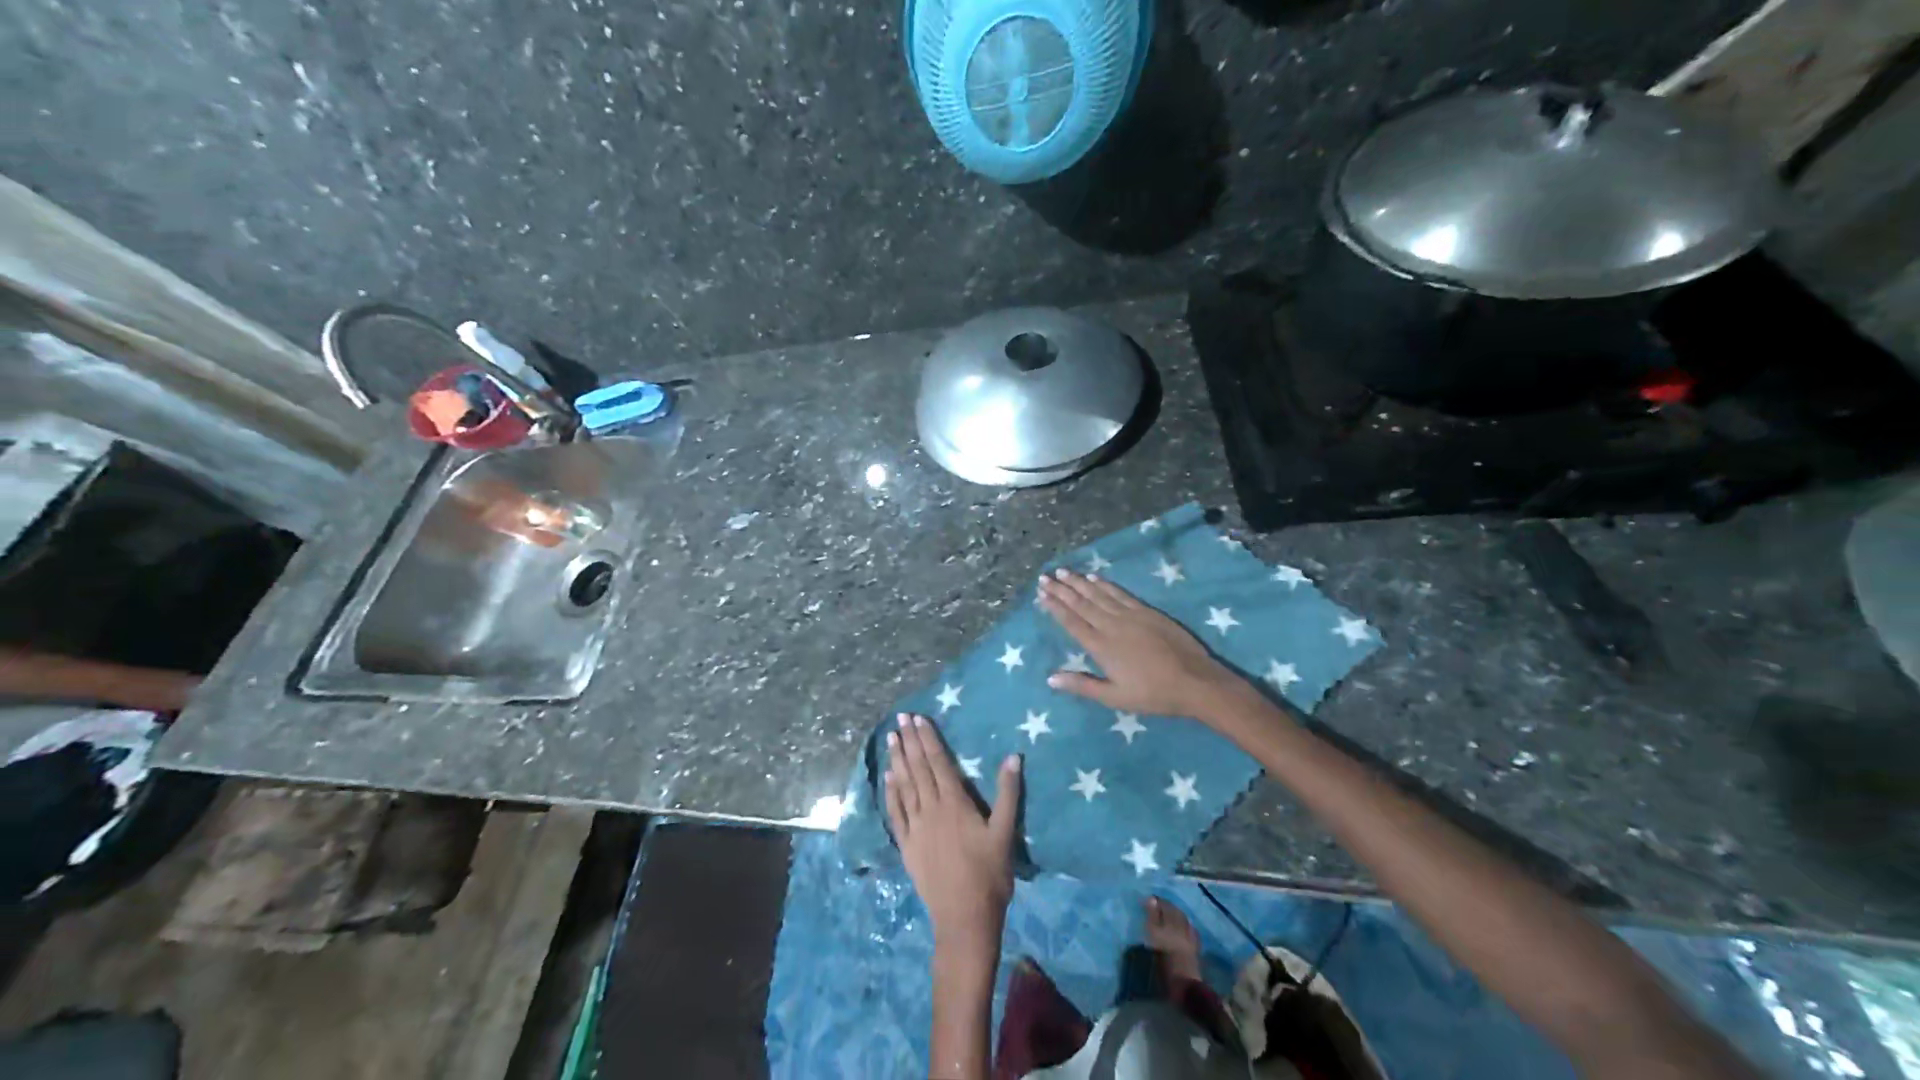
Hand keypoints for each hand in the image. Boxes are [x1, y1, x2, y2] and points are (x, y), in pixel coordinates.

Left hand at [885, 714, 1021, 947]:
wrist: (964, 917)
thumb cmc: (990, 875)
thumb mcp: (1005, 833)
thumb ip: (1008, 794)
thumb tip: (1013, 757)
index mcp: (955, 803)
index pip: (939, 762)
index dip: (928, 739)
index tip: (918, 718)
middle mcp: (931, 809)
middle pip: (918, 768)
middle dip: (909, 741)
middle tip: (900, 718)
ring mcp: (916, 827)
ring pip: (905, 786)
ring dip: (898, 760)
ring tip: (891, 738)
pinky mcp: (907, 845)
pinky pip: (896, 813)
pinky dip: (891, 792)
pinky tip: (888, 778)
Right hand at [1037, 569, 1238, 720]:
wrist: (1194, 681)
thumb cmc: (1152, 694)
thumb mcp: (1114, 697)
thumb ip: (1082, 686)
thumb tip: (1051, 679)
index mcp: (1101, 647)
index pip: (1072, 622)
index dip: (1055, 607)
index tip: (1042, 595)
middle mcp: (1111, 626)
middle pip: (1081, 604)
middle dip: (1061, 590)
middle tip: (1045, 577)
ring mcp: (1130, 616)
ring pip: (1099, 595)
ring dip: (1079, 583)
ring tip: (1064, 572)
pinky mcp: (1147, 612)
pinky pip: (1121, 594)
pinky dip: (1106, 585)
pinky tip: (1095, 578)